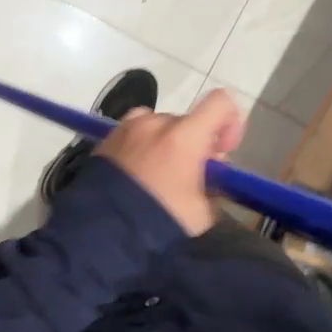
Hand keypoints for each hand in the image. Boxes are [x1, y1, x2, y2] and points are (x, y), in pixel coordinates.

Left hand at [96, 90, 243, 234]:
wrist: (102, 229)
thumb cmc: (159, 219)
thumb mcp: (202, 212)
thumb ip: (212, 187)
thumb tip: (207, 177)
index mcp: (184, 136)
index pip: (220, 102)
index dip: (230, 122)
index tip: (223, 150)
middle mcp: (155, 123)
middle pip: (187, 121)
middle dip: (195, 143)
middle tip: (191, 175)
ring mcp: (126, 128)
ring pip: (158, 125)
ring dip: (166, 142)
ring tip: (160, 174)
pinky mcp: (106, 139)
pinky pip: (133, 133)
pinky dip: (142, 145)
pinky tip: (137, 173)